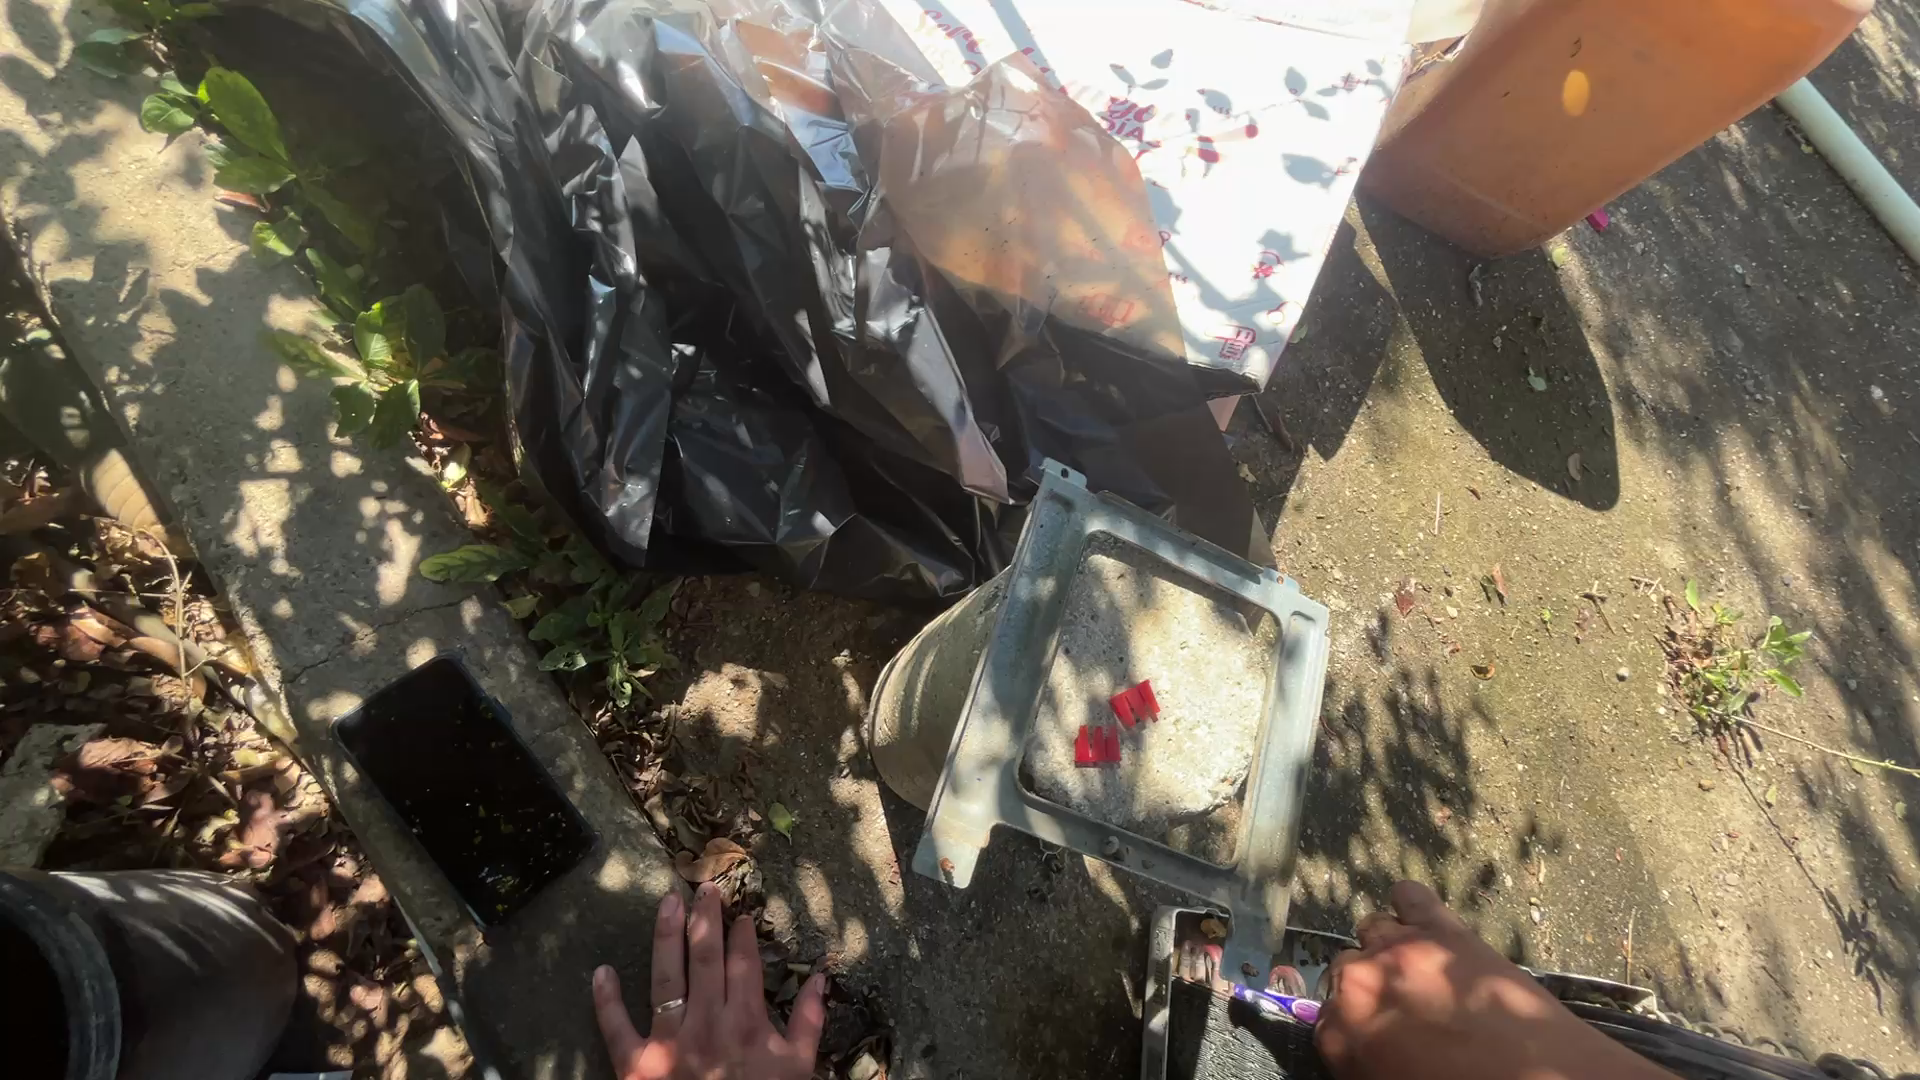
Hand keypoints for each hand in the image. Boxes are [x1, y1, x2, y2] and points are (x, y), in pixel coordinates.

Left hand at [592, 882, 826, 1079]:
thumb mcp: (796, 1069)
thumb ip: (809, 1021)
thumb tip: (821, 975)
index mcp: (745, 1021)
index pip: (743, 961)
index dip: (741, 933)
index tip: (741, 912)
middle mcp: (707, 1022)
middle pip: (705, 957)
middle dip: (705, 918)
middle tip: (704, 887)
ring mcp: (668, 1044)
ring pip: (666, 978)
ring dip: (666, 936)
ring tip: (667, 902)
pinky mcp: (635, 1068)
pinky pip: (616, 1029)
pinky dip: (606, 1001)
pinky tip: (602, 971)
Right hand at [1315, 881, 1677, 1079]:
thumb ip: (1368, 1062)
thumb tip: (1372, 1050)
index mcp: (1342, 1031)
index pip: (1327, 1021)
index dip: (1356, 1031)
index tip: (1379, 1044)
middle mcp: (1356, 980)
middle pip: (1346, 969)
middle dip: (1370, 989)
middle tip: (1407, 1017)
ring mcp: (1397, 948)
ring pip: (1371, 929)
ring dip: (1388, 949)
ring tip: (1419, 974)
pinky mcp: (1441, 929)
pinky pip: (1409, 896)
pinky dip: (1412, 906)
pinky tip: (1426, 926)